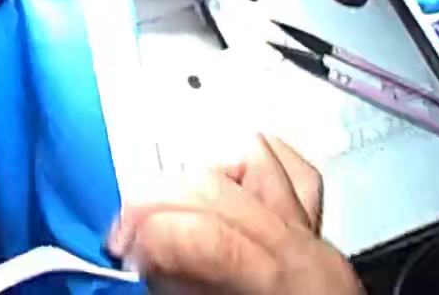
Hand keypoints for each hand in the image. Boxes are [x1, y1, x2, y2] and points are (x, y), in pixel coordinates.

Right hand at [106, 134, 358, 294]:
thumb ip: (184, 291)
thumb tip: (143, 264)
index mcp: (286, 288)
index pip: (209, 236)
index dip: (155, 234)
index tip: (123, 248)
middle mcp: (306, 251)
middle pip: (214, 187)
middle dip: (158, 200)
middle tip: (128, 232)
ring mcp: (313, 234)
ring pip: (250, 157)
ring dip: (196, 175)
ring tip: (169, 206)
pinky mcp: (316, 229)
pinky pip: (286, 168)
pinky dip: (250, 162)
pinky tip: (222, 180)